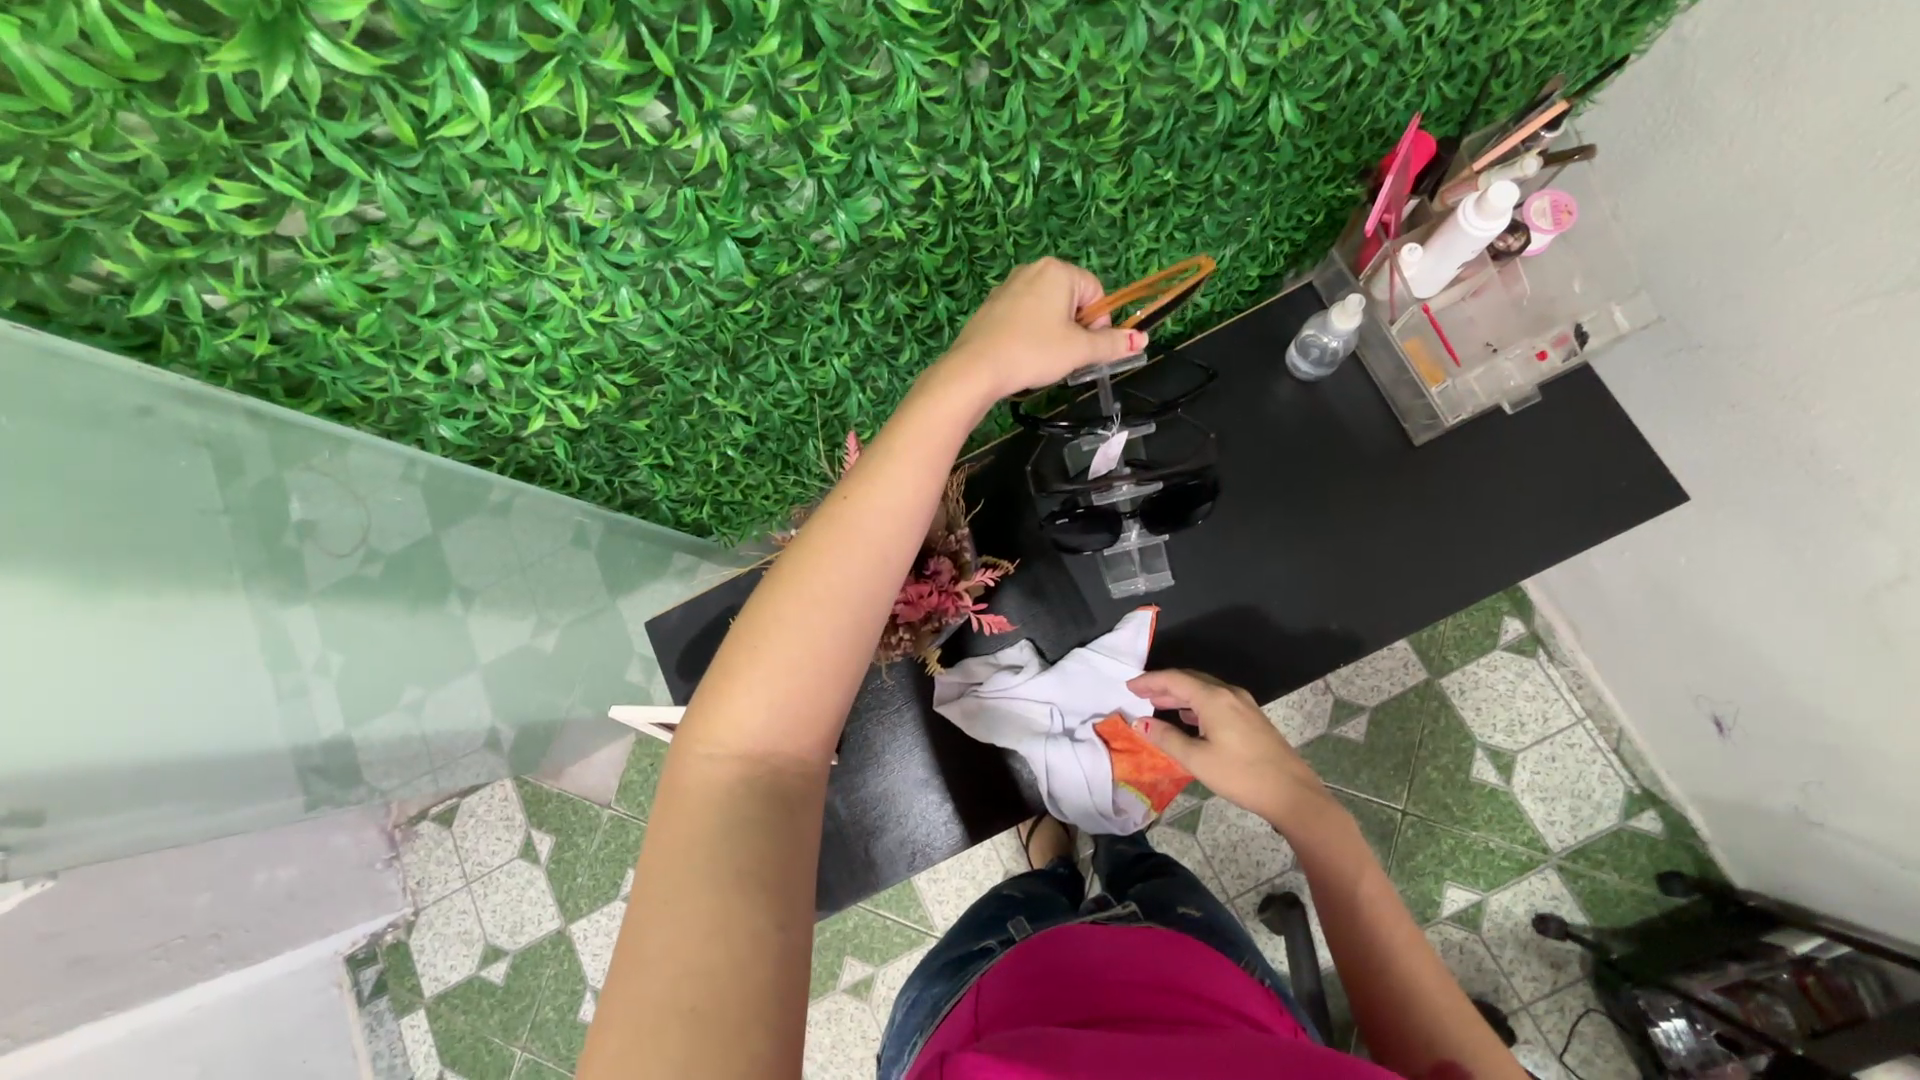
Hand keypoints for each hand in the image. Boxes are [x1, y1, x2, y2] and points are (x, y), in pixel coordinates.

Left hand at [935, 257, 1145, 399]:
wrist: (976, 368)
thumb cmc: (1033, 352)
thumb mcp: (1079, 350)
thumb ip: (1112, 344)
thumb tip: (1142, 340)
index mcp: (1058, 271)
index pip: (1096, 293)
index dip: (1099, 324)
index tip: (1086, 348)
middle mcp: (1032, 270)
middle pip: (1071, 299)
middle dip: (1075, 327)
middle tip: (1066, 355)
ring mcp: (1008, 286)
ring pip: (1047, 309)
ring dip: (1054, 332)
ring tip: (1043, 357)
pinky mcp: (992, 306)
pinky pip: (1024, 316)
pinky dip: (1030, 333)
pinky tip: (1022, 355)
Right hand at [1128, 669, 1336, 830]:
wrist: (1291, 793)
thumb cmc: (1240, 775)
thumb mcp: (1197, 759)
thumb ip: (1166, 738)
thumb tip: (1140, 723)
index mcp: (1214, 699)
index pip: (1175, 679)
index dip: (1150, 681)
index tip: (1129, 686)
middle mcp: (1229, 694)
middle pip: (1190, 680)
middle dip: (1163, 685)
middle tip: (1140, 693)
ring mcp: (1244, 705)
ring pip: (1205, 690)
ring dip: (1180, 694)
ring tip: (1158, 703)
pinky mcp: (1252, 718)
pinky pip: (1216, 700)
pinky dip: (1196, 703)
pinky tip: (1188, 717)